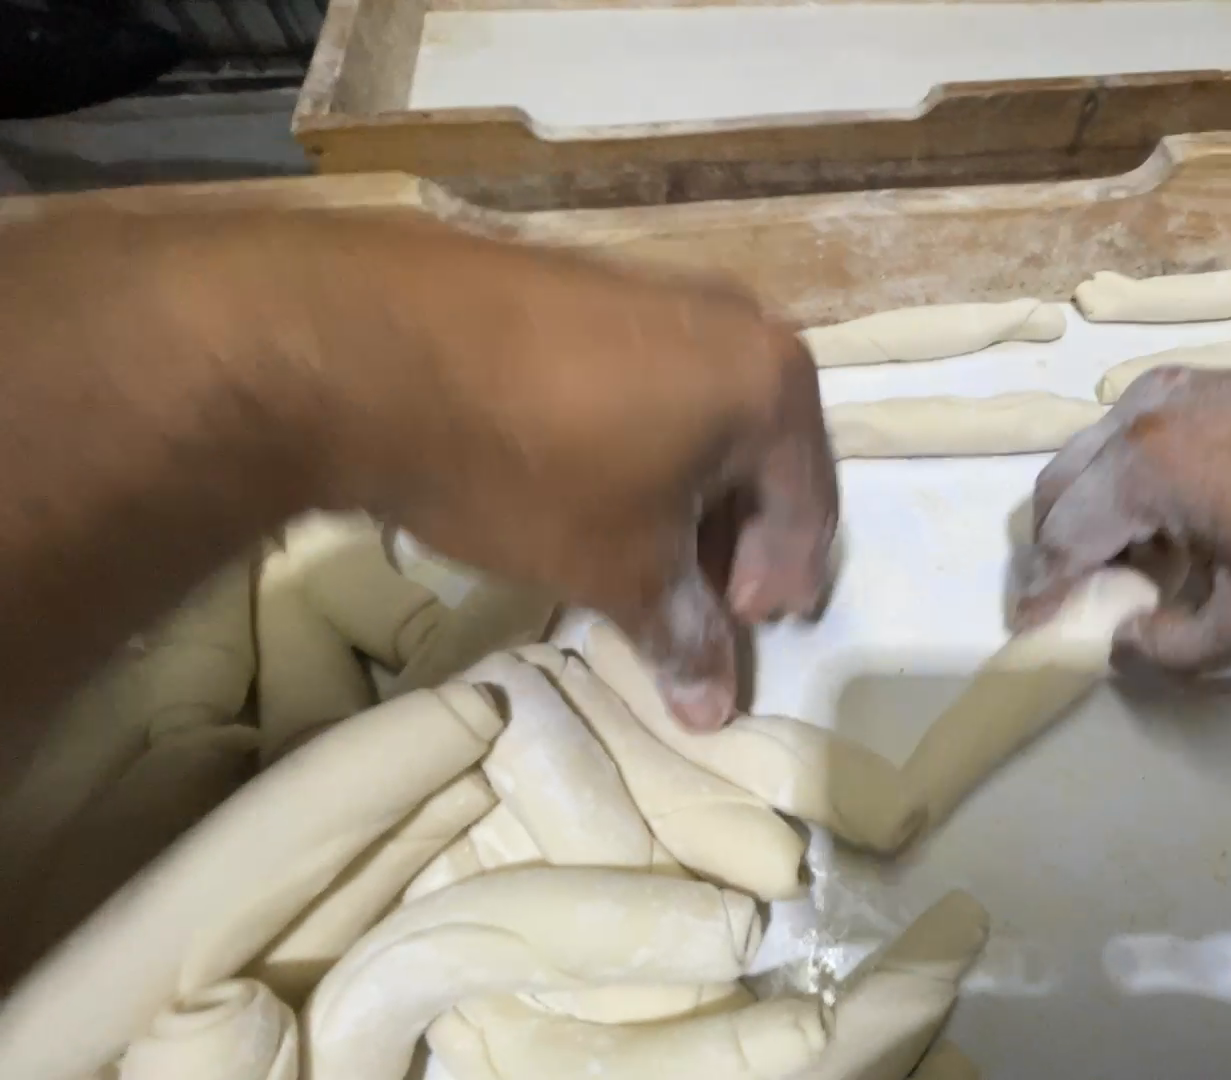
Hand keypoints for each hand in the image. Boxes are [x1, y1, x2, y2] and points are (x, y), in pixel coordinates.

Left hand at [209, 213, 836, 729]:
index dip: (782, 582)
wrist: (347, 341)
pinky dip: (659, 446)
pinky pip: (664, 384)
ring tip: (658, 546)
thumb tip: (716, 716)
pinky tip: (612, 481)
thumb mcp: (622, 567)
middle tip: (710, 596)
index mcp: (775, 384)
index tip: (742, 627)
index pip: (808, 509)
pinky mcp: (601, 287)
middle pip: (768, 460)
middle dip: (744, 539)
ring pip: (716, 421)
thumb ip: (685, 637)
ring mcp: (668, 294)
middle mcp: (740, 324)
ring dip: (701, 495)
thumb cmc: (532, 465)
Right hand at [1008, 365, 1230, 671]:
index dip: (1042, 589)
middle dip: (1056, 544)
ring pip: (1098, 451)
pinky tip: (1177, 514)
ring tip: (1132, 560)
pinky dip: (1133, 476)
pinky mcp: (1219, 376)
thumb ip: (1171, 648)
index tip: (1031, 625)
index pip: (1062, 536)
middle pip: (1063, 484)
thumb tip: (1124, 643)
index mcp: (1144, 465)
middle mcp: (1146, 410)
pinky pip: (1141, 429)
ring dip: (1096, 508)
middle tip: (1071, 594)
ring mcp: (1184, 383)